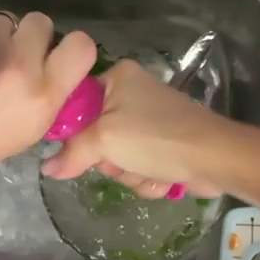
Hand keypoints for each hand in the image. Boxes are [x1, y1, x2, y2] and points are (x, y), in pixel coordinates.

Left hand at [0, 12, 97, 182]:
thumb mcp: (32, 128)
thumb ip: (50, 95)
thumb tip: (55, 68)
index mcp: (45, 95)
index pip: (81, 46)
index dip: (71, 47)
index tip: (55, 58)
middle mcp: (22, 65)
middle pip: (41, 22)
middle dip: (30, 36)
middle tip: (14, 57)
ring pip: (6, 22)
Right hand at [38, 60, 242, 198]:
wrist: (213, 158)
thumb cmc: (155, 138)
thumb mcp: (105, 140)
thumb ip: (72, 154)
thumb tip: (46, 170)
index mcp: (117, 78)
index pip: (77, 105)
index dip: (75, 133)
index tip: (79, 150)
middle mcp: (133, 96)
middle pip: (97, 139)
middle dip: (111, 161)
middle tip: (122, 160)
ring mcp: (151, 124)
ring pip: (120, 161)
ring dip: (131, 175)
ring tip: (149, 170)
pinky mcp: (165, 148)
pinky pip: (140, 170)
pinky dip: (150, 180)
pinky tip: (164, 178)